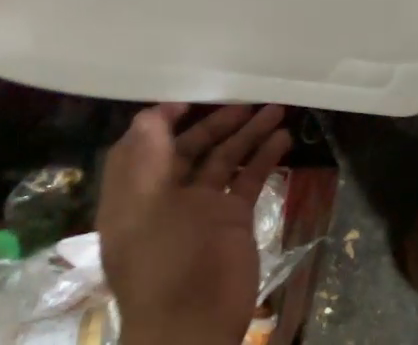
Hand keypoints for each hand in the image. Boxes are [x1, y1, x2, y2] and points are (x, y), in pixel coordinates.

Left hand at [97, 103, 291, 344]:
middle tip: (249, 98)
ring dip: (248, 134)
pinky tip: (283, 139)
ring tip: (277, 109)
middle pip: (190, 148)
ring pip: (224, 159)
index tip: (197, 94)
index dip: (166, 117)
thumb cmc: (165, 263)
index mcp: (134, 195)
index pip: (144, 144)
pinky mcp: (230, 219)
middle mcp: (165, 197)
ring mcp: (200, 209)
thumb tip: (153, 113)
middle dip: (217, 121)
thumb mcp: (147, 208)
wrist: (193, 323)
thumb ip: (148, 159)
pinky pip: (247, 179)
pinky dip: (264, 157)